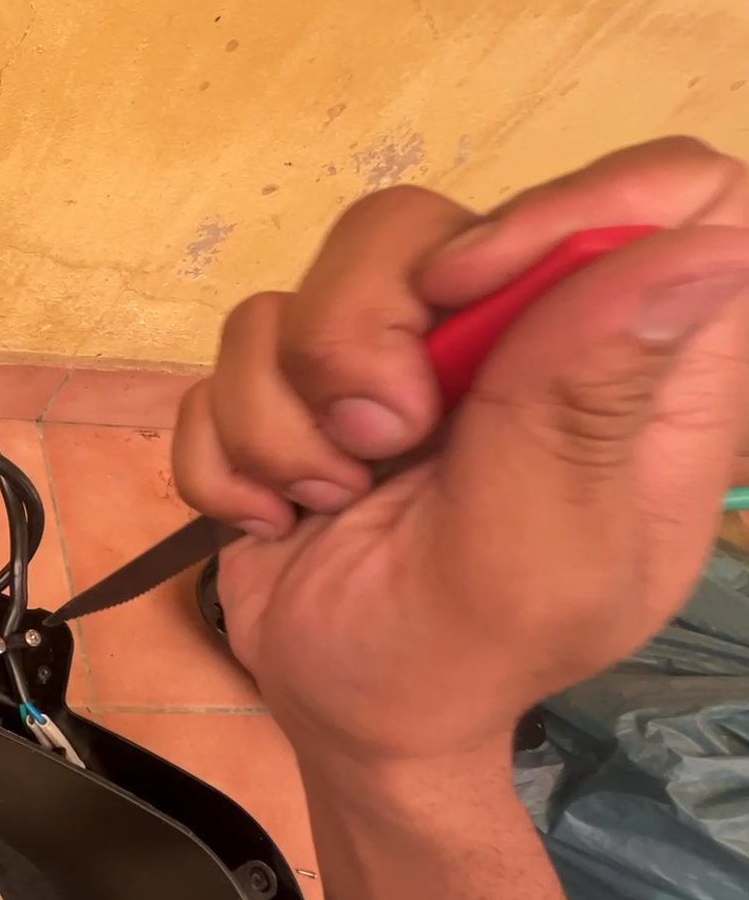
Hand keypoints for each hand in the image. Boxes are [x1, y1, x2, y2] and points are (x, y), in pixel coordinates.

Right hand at [174, 137, 748, 768]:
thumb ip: (578, 414)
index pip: (650, 197)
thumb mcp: (531, 557)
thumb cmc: (455, 651)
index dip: (553, 211)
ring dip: (271, 424)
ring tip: (314, 500)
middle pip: (399, 229)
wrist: (337, 701)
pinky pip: (205, 387)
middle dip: (349, 339)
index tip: (457, 294)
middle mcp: (481, 344)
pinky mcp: (267, 408)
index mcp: (610, 369)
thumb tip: (693, 252)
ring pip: (272, 313)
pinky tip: (262, 513)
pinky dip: (217, 461)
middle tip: (371, 440)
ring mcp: (357, 373)